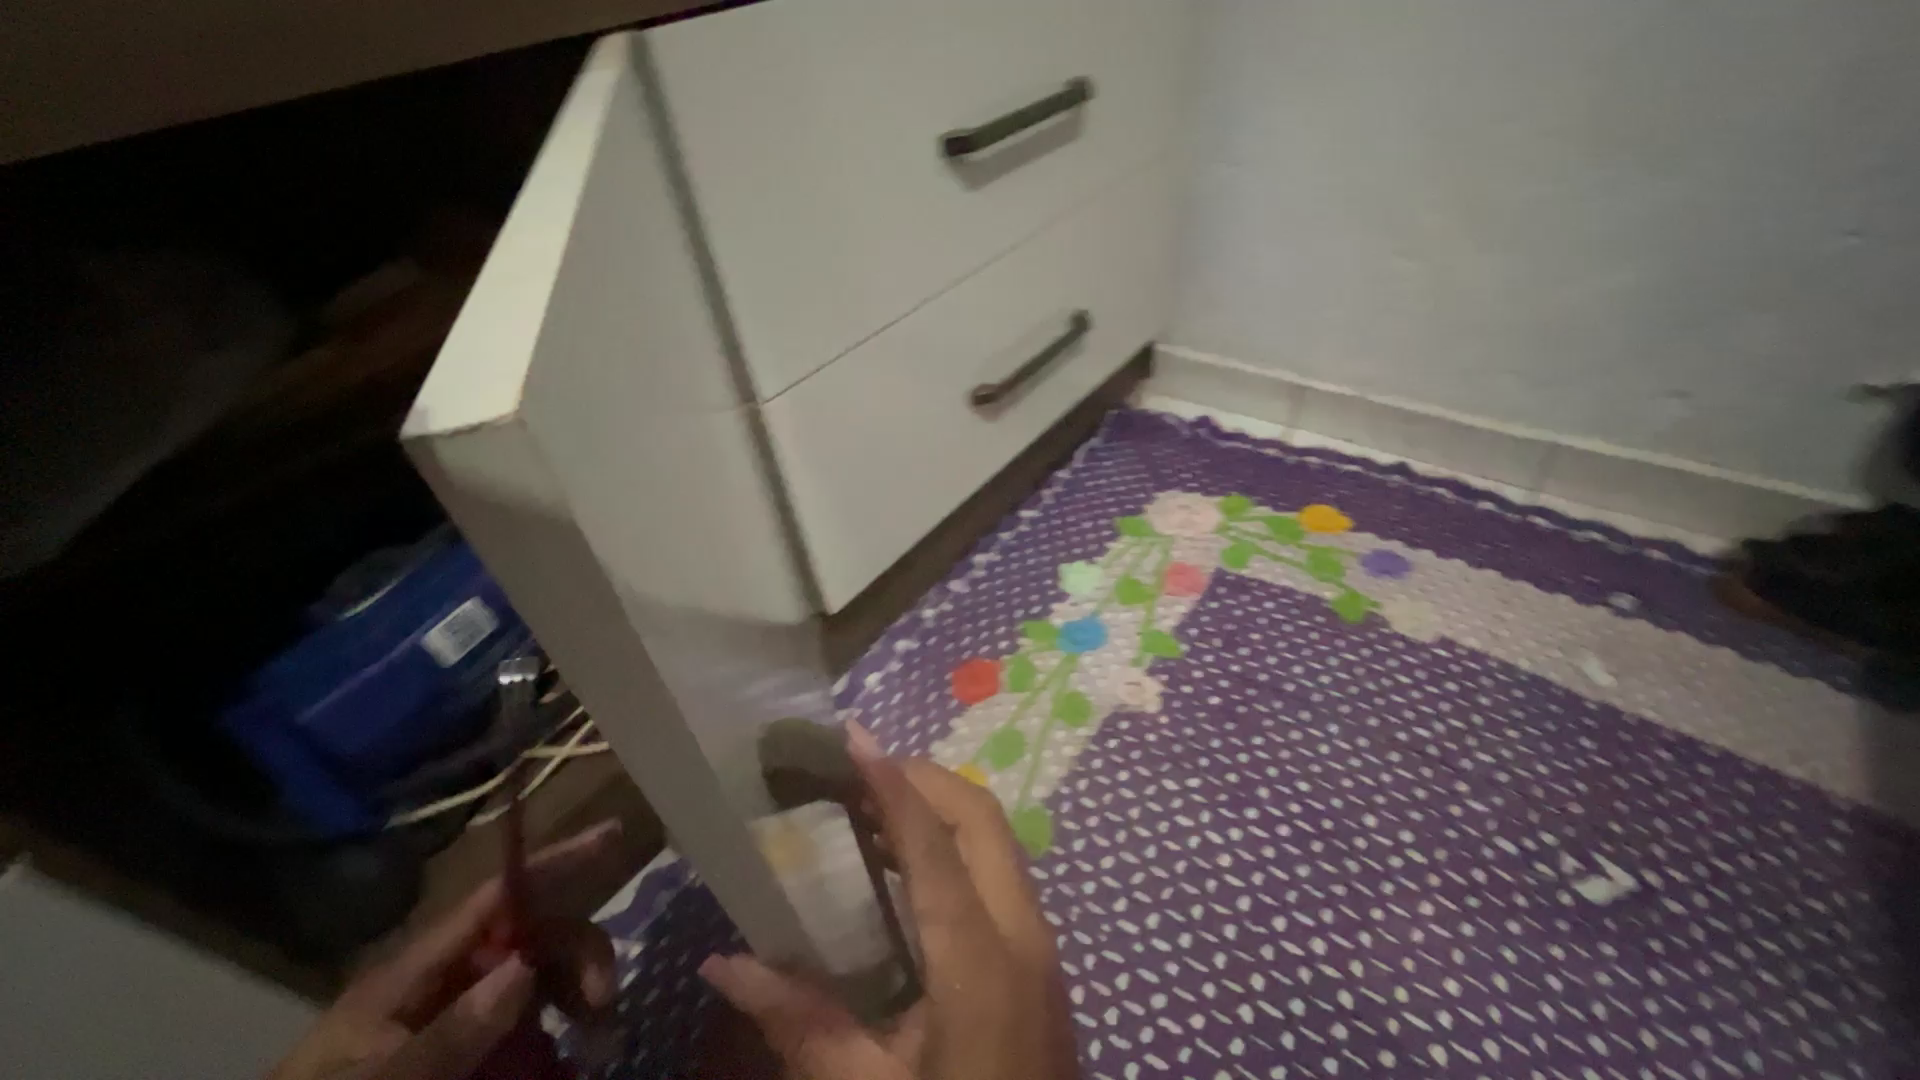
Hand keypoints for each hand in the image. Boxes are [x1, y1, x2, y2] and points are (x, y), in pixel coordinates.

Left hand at [271, 820, 627, 1079]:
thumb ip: (447, 1034)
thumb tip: (524, 969)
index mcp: (416, 969)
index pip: (495, 897)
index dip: (556, 861)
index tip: (614, 834)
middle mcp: (446, 980)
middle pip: (533, 936)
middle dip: (579, 953)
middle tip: (602, 1006)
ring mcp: (459, 1015)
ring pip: (541, 976)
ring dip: (577, 994)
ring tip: (598, 1037)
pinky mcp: (468, 1051)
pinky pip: (529, 1023)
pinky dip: (559, 1030)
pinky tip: (574, 1054)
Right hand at [698, 726, 1077, 1079]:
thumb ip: (802, 1024)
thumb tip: (725, 962)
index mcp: (980, 962)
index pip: (935, 845)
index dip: (892, 784)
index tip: (852, 736)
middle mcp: (1024, 932)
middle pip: (981, 818)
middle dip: (923, 779)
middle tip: (857, 769)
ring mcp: (1041, 942)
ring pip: (997, 838)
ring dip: (942, 806)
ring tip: (874, 802)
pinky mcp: (1041, 956)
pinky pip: (1002, 869)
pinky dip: (957, 841)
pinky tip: (910, 862)